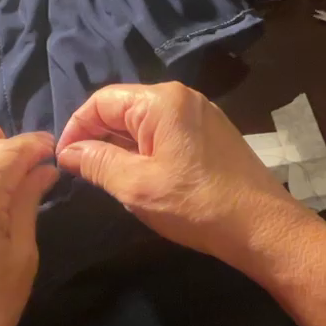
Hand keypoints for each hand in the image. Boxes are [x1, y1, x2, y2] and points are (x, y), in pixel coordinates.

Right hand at [56, 82, 315, 267]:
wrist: (262, 227)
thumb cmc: (195, 205)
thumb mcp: (136, 186)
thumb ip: (97, 162)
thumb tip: (69, 151)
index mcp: (162, 101)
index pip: (102, 101)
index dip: (76, 128)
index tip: (63, 160)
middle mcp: (182, 97)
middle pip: (123, 107)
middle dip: (97, 136)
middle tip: (81, 171)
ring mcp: (200, 114)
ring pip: (144, 122)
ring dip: (120, 145)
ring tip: (107, 176)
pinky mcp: (211, 134)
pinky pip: (165, 132)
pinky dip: (145, 149)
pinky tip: (141, 176)